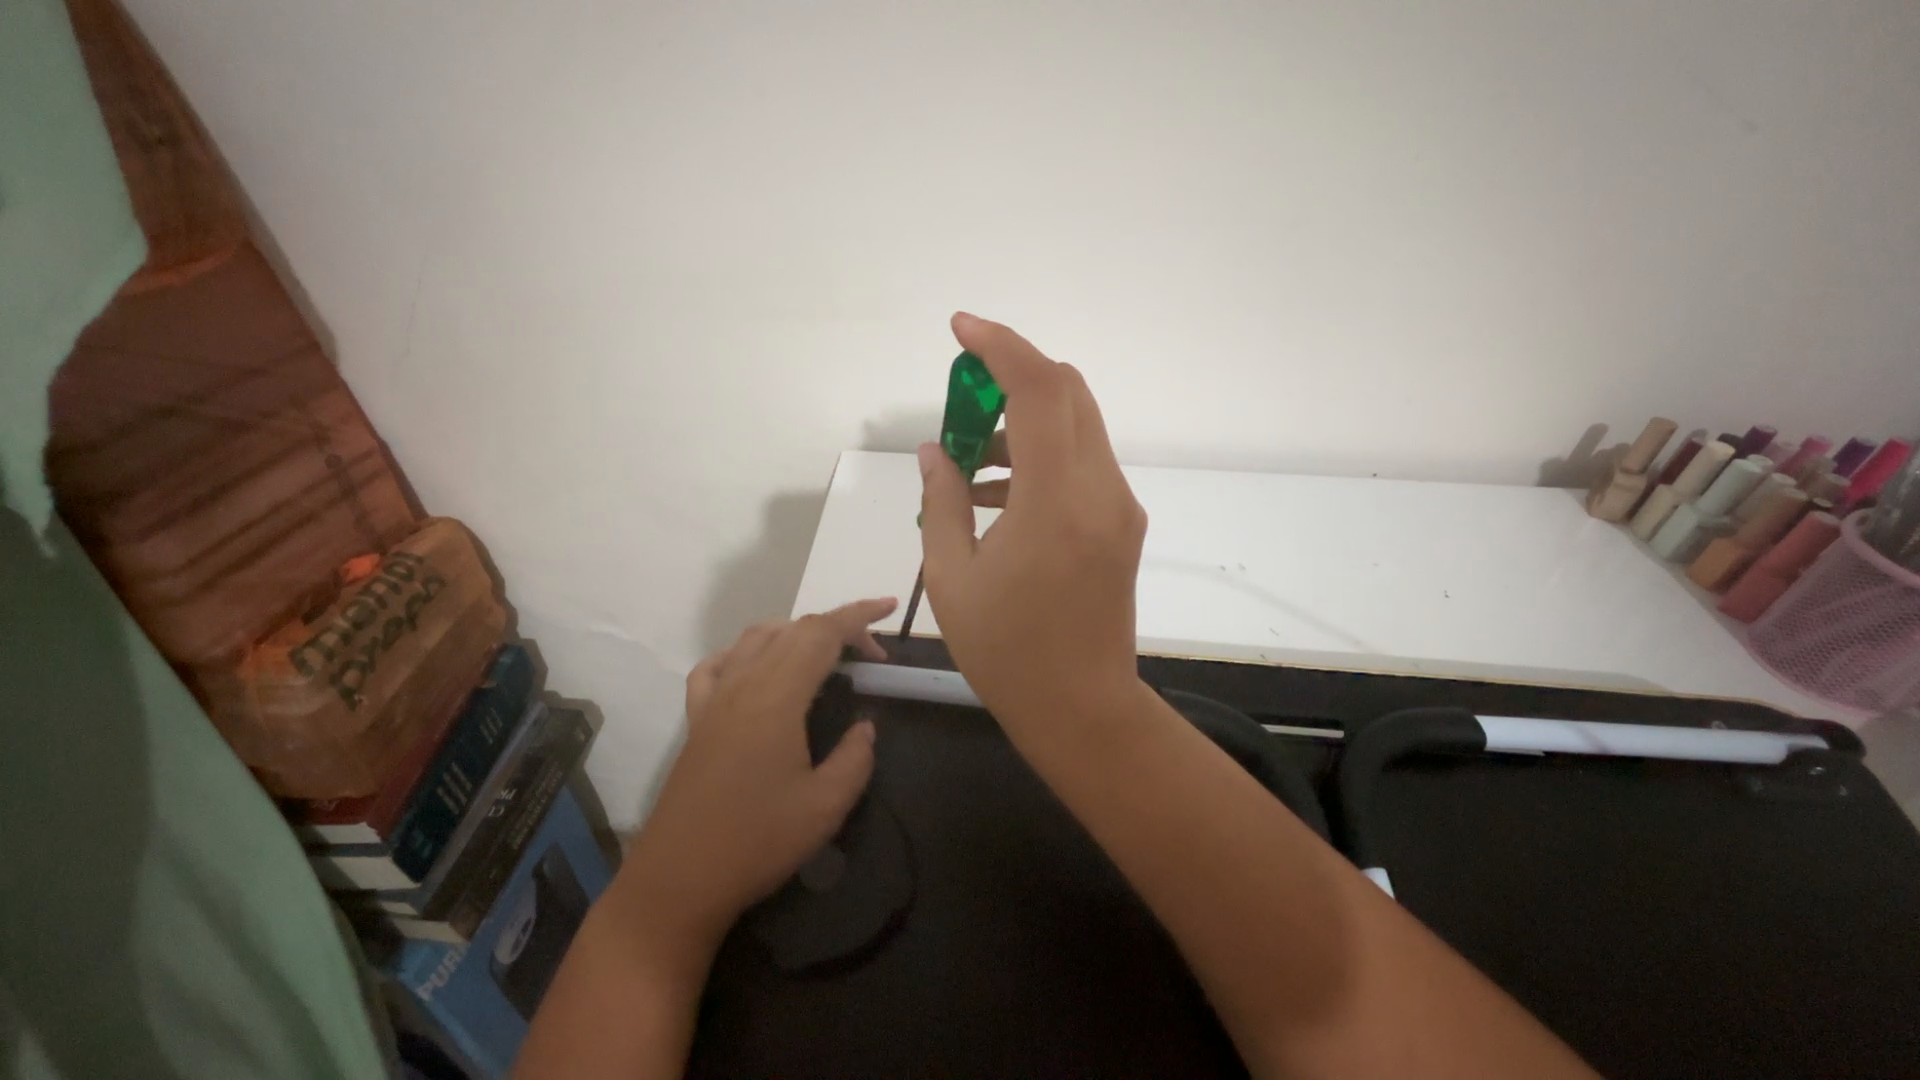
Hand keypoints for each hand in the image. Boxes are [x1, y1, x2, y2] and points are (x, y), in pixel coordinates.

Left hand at [619, 598, 896, 944]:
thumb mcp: (826, 807)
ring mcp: (713, 700)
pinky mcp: (696, 720)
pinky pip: (719, 665)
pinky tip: (758, 670)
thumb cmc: (757, 842)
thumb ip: (855, 758)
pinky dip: (746, 652)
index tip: (890, 608)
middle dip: (837, 626)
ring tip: (825, 655)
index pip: (821, 633)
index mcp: (776, 697)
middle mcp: (742, 685)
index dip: (858, 615)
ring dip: (795, 633)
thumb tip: (864, 727)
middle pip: (792, 630)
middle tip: (872, 654)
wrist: (679, 878)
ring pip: (755, 639)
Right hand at [917, 313, 1147, 724]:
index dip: (1000, 346)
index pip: (1039, 389)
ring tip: (970, 462)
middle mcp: (1101, 491)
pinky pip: (1083, 461)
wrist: (1082, 708)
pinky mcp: (1124, 523)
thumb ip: (941, 501)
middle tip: (961, 401)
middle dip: (1012, 375)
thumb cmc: (1006, 653)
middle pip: (1068, 391)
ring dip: (1025, 418)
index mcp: (1054, 503)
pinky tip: (998, 493)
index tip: (960, 329)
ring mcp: (1120, 506)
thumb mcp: (951, 578)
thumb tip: (934, 451)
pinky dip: (1042, 453)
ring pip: (1078, 424)